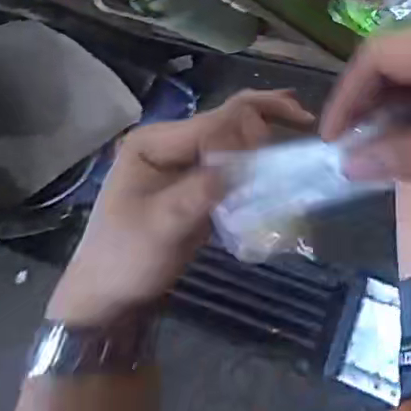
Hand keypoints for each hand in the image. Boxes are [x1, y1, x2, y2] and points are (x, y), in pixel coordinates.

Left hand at [46, 90, 312, 325]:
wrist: (108, 298)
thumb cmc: (126, 261)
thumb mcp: (160, 229)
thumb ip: (199, 192)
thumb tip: (242, 167)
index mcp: (154, 141)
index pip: (213, 123)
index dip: (244, 139)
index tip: (262, 170)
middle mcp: (172, 137)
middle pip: (229, 113)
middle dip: (265, 117)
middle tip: (300, 127)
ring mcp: (187, 152)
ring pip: (237, 122)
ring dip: (269, 119)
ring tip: (302, 119)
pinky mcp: (201, 170)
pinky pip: (237, 146)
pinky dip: (262, 138)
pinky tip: (286, 131)